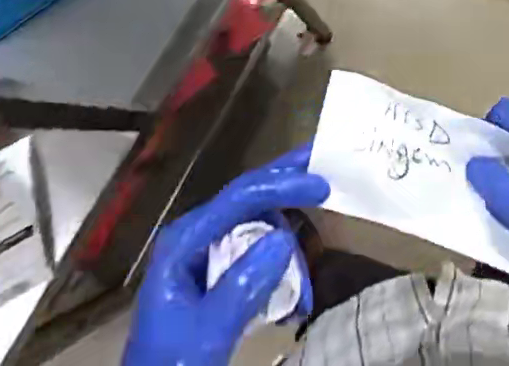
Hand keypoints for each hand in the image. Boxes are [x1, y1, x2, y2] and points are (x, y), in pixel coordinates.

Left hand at [125, 145, 329, 365]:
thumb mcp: (206, 335)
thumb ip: (242, 287)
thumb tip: (285, 237)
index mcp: (185, 240)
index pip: (238, 198)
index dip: (281, 185)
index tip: (321, 184)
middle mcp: (194, 238)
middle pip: (246, 201)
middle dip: (285, 188)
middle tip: (323, 174)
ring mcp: (204, 258)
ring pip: (256, 231)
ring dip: (287, 251)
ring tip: (305, 289)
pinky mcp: (214, 282)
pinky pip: (253, 260)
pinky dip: (278, 272)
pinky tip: (293, 300)